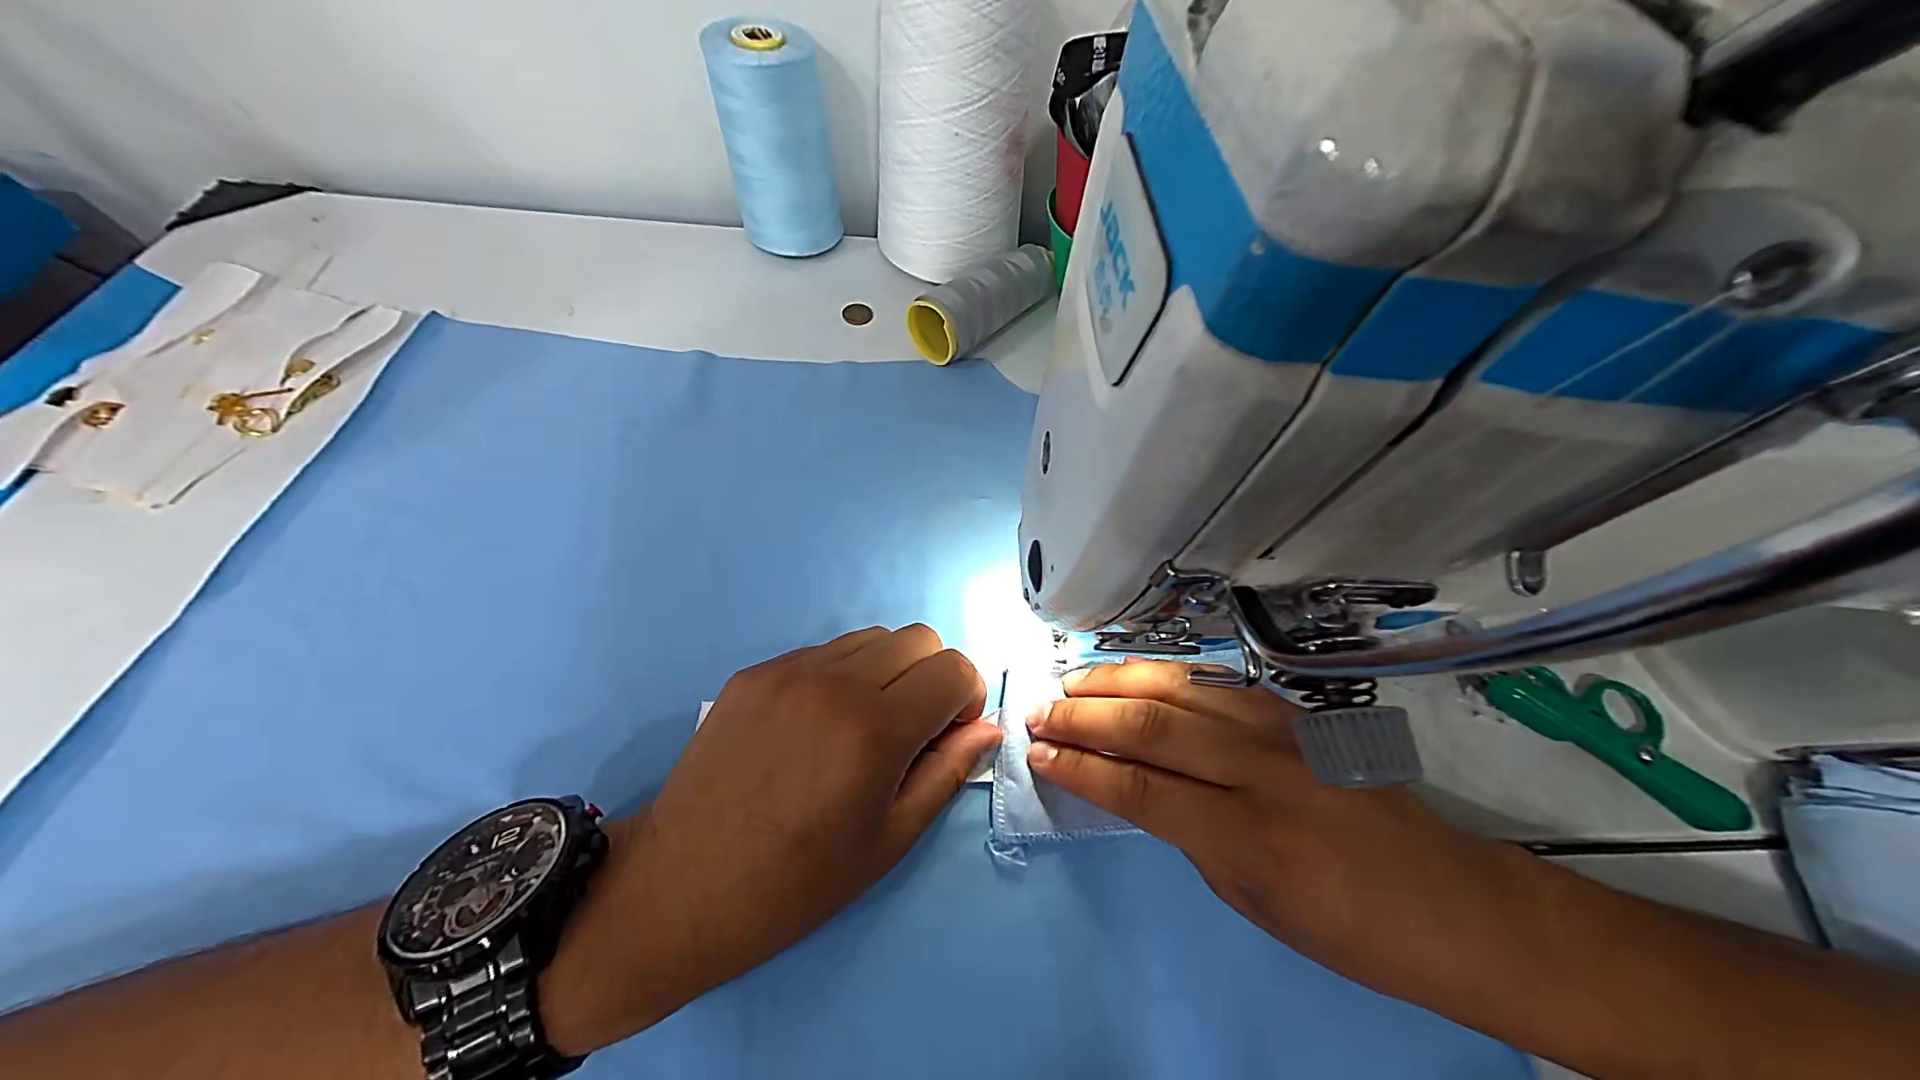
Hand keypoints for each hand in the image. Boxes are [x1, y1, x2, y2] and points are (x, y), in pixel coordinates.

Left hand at [543, 625, 998, 1051]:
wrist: (680, 886)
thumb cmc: (796, 882)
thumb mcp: (888, 841)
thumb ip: (947, 773)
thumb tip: (988, 728)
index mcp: (874, 730)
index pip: (955, 667)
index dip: (967, 698)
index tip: (948, 736)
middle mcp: (834, 683)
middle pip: (919, 638)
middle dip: (933, 676)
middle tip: (912, 729)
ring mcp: (788, 671)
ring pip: (871, 638)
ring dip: (888, 671)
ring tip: (862, 726)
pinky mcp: (754, 673)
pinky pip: (823, 652)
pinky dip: (842, 675)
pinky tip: (816, 726)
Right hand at [1025, 660, 1529, 999]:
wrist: (1453, 901)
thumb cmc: (1346, 926)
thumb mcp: (1250, 898)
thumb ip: (1185, 829)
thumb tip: (1127, 781)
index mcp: (1251, 838)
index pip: (1140, 788)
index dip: (1081, 767)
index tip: (1039, 754)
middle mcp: (1265, 770)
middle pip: (1152, 725)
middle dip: (1083, 715)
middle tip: (1038, 712)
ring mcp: (1284, 728)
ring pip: (1178, 687)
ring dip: (1114, 680)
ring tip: (1069, 683)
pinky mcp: (1296, 709)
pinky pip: (1212, 682)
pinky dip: (1161, 674)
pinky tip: (1132, 674)